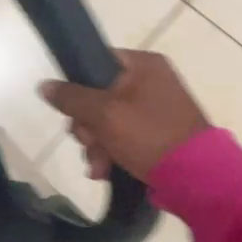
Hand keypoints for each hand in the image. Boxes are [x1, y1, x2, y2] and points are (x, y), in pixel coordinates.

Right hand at [39, 50, 210, 180]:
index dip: (78, 89)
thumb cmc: (149, 135)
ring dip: (96, 145)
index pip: (95, 63)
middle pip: (97, 96)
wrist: (197, 177)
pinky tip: (105, 170)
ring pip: (106, 120)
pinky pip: (121, 135)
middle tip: (90, 143)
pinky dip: (111, 152)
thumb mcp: (105, 114)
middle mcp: (151, 80)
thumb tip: (44, 85)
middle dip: (87, 127)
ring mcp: (155, 108)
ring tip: (99, 166)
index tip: (74, 113)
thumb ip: (71, 98)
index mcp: (143, 65)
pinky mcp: (156, 132)